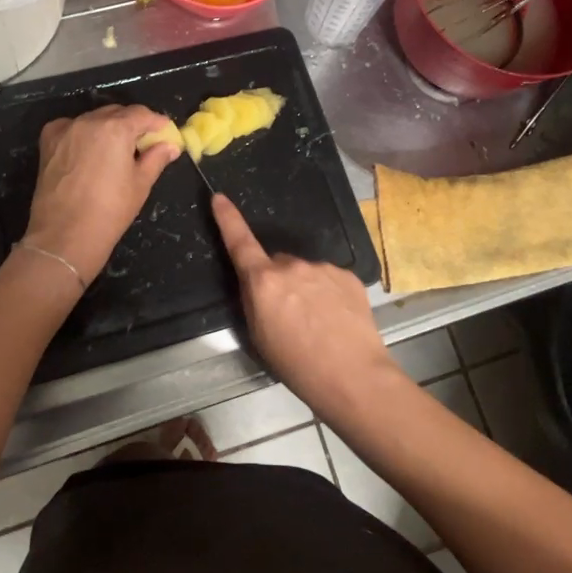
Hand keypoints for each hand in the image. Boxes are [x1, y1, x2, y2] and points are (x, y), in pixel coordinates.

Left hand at [23, 104, 179, 280]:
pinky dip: (83, 133)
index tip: (165, 134)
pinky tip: (88, 151)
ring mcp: (65, 130)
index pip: (142, 114)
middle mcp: (88, 121)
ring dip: (108, 128)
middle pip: (117, 113)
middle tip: (144, 144)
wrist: (65, 235)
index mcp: (115, 128)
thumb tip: (170, 145)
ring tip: (116, 150)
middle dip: (132, 124)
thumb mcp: (141, 184)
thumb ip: (156, 158)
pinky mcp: (48, 142)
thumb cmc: (110, 211)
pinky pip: (71, 128)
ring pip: (93, 119)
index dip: (157, 123)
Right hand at [211, 194, 399, 414]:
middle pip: (276, 264)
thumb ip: (254, 301)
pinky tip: (336, 319)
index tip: (219, 197)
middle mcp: (292, 266)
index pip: (239, 242)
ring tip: (317, 323)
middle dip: (277, 281)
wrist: (352, 375)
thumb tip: (257, 285)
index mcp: (263, 281)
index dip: (227, 219)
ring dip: (305, 288)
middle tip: (287, 316)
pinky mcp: (348, 275)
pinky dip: (328, 294)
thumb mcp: (258, 336)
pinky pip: (329, 278)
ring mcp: (323, 268)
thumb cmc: (296, 364)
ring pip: (305, 272)